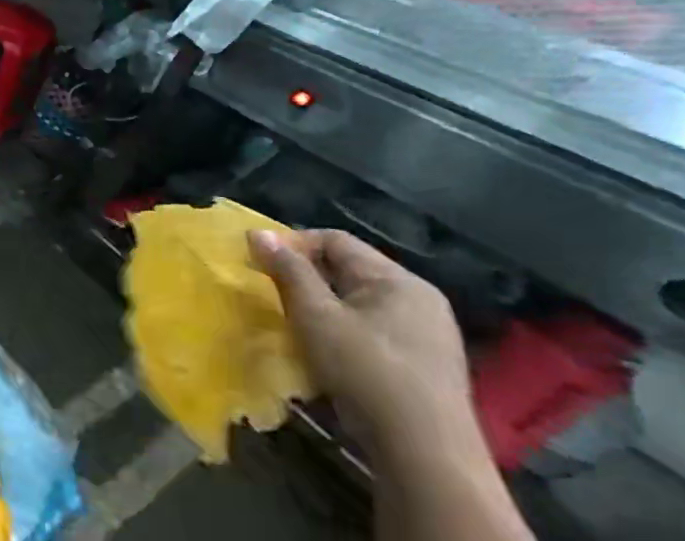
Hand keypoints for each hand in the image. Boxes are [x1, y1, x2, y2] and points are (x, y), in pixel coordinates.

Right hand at [248, 229, 478, 458]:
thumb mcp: (315, 315)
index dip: (292, 245)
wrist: (425, 453)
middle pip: (348, 268)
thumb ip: (288, 270)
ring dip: (321, 304)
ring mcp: (426, 332)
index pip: (334, 240)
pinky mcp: (424, 361)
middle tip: (271, 293)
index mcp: (398, 280)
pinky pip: (372, 326)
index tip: (260, 264)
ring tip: (294, 322)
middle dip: (305, 276)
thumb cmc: (365, 370)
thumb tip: (258, 232)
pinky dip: (342, 327)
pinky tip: (326, 350)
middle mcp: (419, 298)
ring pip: (357, 299)